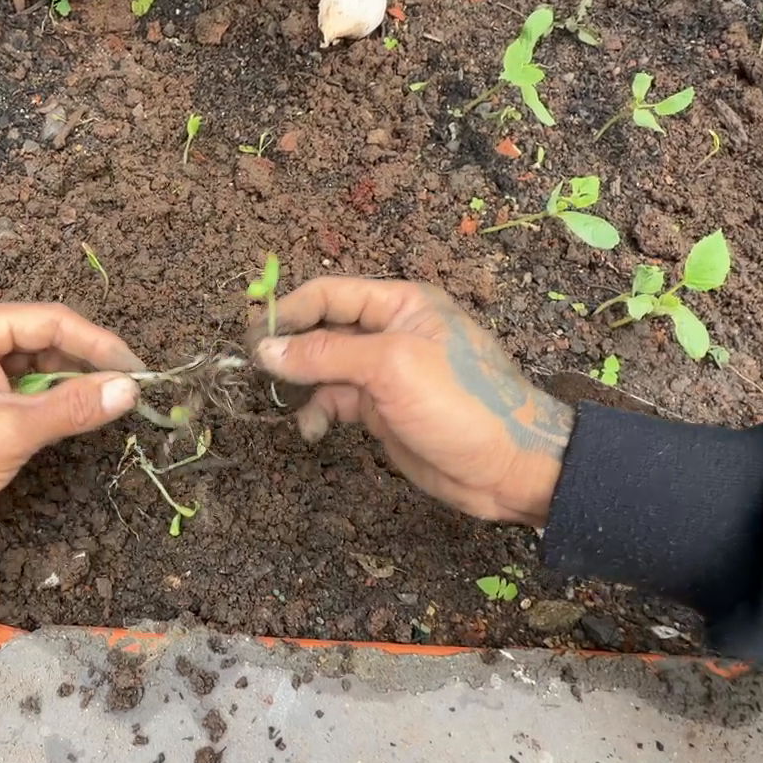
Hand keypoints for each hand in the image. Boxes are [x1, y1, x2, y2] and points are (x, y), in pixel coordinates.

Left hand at [0, 302, 142, 611]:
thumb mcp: (10, 433)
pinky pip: (6, 383)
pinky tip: (58, 416)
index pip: (49, 320)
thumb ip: (73, 408)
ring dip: (60, 384)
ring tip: (97, 407)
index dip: (99, 344)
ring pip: (25, 363)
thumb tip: (130, 389)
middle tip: (123, 392)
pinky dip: (36, 398)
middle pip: (38, 338)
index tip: (137, 369)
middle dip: (81, 364)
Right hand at [254, 278, 572, 526]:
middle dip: (288, 348)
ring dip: (299, 384)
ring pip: (322, 368)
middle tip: (252, 369)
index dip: (288, 310)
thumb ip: (324, 355)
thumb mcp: (390, 368)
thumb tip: (264, 349)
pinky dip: (318, 413)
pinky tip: (312, 430)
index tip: (252, 335)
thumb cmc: (460, 404)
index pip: (329, 294)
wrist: (510, 469)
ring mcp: (383, 373)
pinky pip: (335, 402)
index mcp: (399, 305)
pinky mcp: (380, 409)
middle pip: (321, 329)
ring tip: (278, 400)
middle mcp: (388, 332)